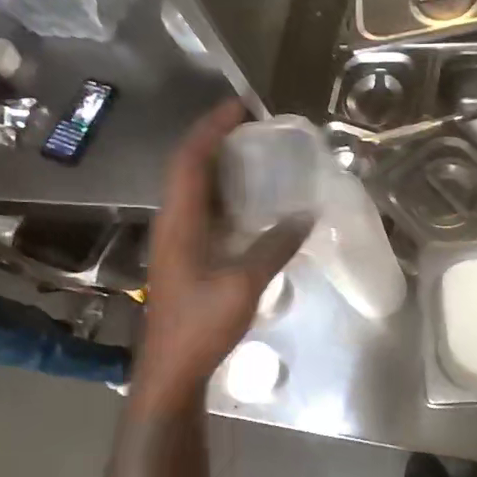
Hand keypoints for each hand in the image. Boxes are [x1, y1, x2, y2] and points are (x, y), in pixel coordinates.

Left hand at [136, 100, 310, 410]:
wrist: (171, 370)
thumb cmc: (201, 326)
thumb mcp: (243, 285)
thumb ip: (274, 247)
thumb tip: (305, 215)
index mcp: (179, 221)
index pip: (190, 159)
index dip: (212, 128)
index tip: (241, 106)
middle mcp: (172, 224)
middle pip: (189, 169)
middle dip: (218, 142)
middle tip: (255, 130)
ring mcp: (175, 243)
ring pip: (195, 192)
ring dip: (220, 170)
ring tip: (256, 158)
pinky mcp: (183, 260)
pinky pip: (202, 215)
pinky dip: (224, 199)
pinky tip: (250, 207)